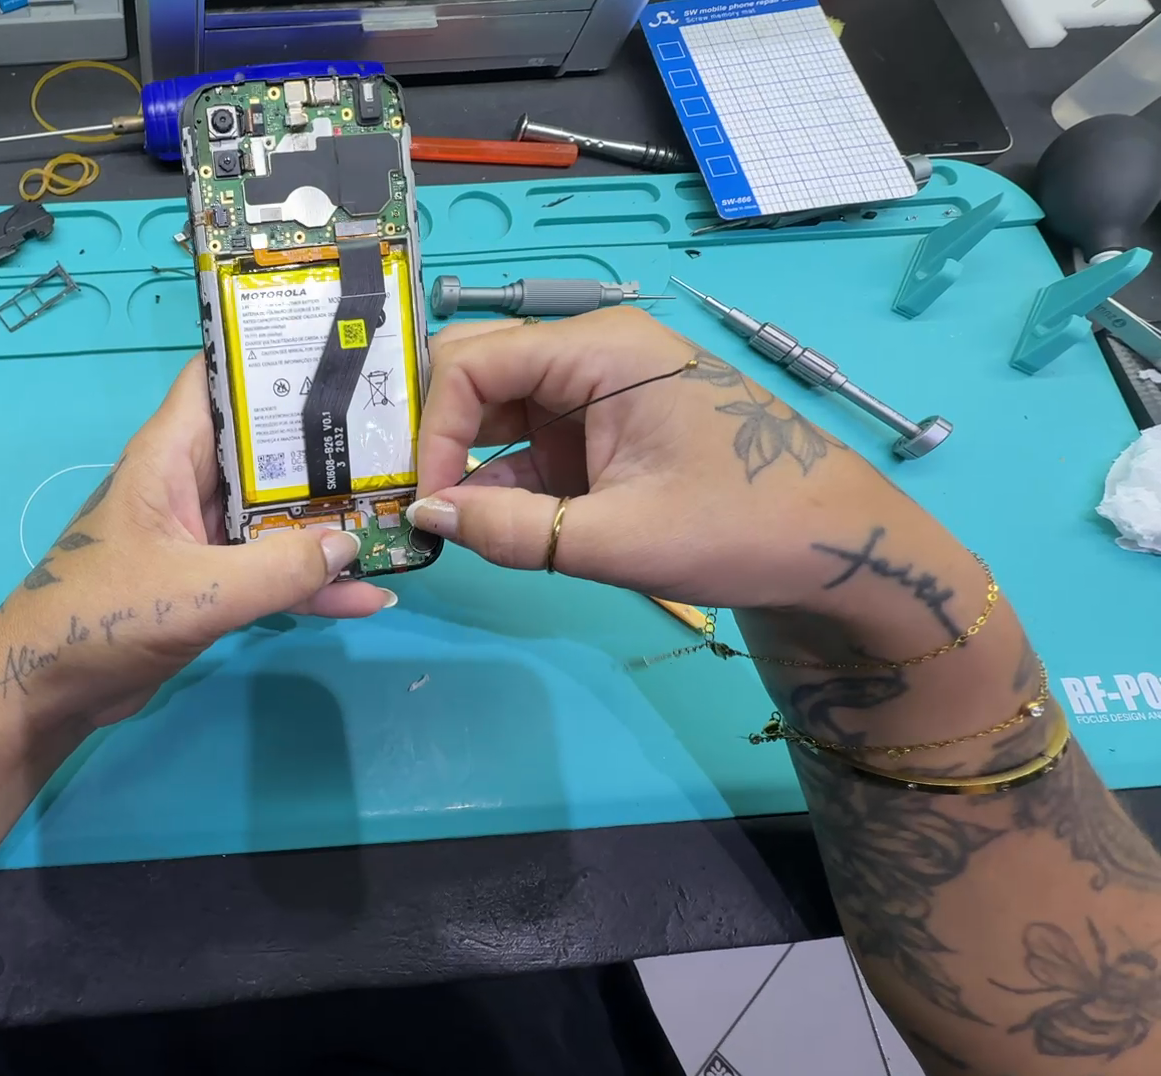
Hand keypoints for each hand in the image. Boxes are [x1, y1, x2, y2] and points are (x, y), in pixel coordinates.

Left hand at [0, 357, 393, 727]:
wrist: (52, 690)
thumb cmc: (104, 617)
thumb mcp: (197, 590)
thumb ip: (279, 570)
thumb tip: (353, 543)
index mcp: (170, 456)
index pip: (218, 378)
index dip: (271, 356)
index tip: (341, 348)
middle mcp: (188, 484)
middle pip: (266, 448)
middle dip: (328, 445)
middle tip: (401, 438)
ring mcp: (202, 535)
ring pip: (277, 515)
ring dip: (330, 523)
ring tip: (399, 520)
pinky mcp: (211, 581)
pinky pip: (272, 571)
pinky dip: (312, 583)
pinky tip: (369, 596)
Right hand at [408, 309, 948, 614]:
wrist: (837, 552)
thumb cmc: (743, 529)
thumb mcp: (617, 539)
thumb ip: (510, 529)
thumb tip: (423, 517)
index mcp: (600, 350)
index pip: (472, 364)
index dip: (433, 428)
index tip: (427, 498)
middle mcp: (586, 354)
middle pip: (472, 369)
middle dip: (433, 431)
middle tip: (412, 491)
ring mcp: (588, 391)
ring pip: (487, 407)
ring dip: (457, 458)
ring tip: (437, 514)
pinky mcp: (591, 429)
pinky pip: (516, 442)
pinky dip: (489, 479)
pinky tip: (479, 520)